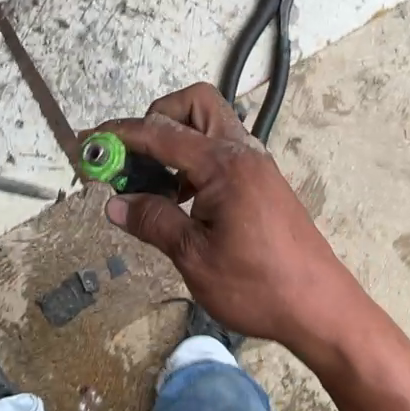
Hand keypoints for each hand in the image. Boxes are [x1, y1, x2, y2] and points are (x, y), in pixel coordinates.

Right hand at [95, 83, 369, 358]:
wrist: (322, 308)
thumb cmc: (258, 286)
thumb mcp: (194, 257)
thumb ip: (153, 222)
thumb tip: (114, 203)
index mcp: (223, 164)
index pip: (160, 132)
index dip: (119, 136)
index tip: (87, 143)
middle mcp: (242, 152)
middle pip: (195, 102)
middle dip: (157, 116)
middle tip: (135, 156)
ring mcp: (256, 165)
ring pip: (211, 123)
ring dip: (176, 138)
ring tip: (153, 182)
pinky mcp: (262, 182)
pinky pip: (221, 149)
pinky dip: (194, 158)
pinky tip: (182, 199)